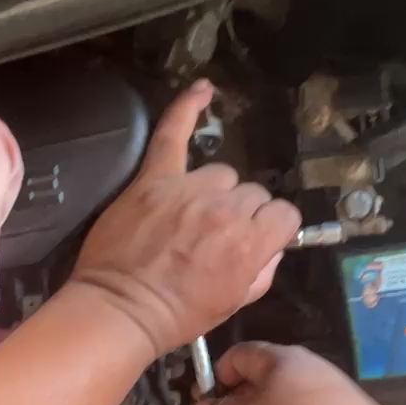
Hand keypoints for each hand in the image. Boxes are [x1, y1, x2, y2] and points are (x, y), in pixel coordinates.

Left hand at [67, 81, 300, 357]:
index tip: (258, 240)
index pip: (283, 215)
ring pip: (221, 174)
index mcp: (250, 243)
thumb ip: (263, 270)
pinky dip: (186, 109)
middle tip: (215, 239)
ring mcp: (188, 190)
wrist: (121, 310)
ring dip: (214, 192)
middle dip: (241, 214)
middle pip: (251, 193)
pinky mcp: (154, 180)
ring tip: (191, 218)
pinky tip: (202, 90)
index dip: (272, 229)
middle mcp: (225, 210)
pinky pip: (173, 134)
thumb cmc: (178, 314)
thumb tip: (270, 247)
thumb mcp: (235, 304)